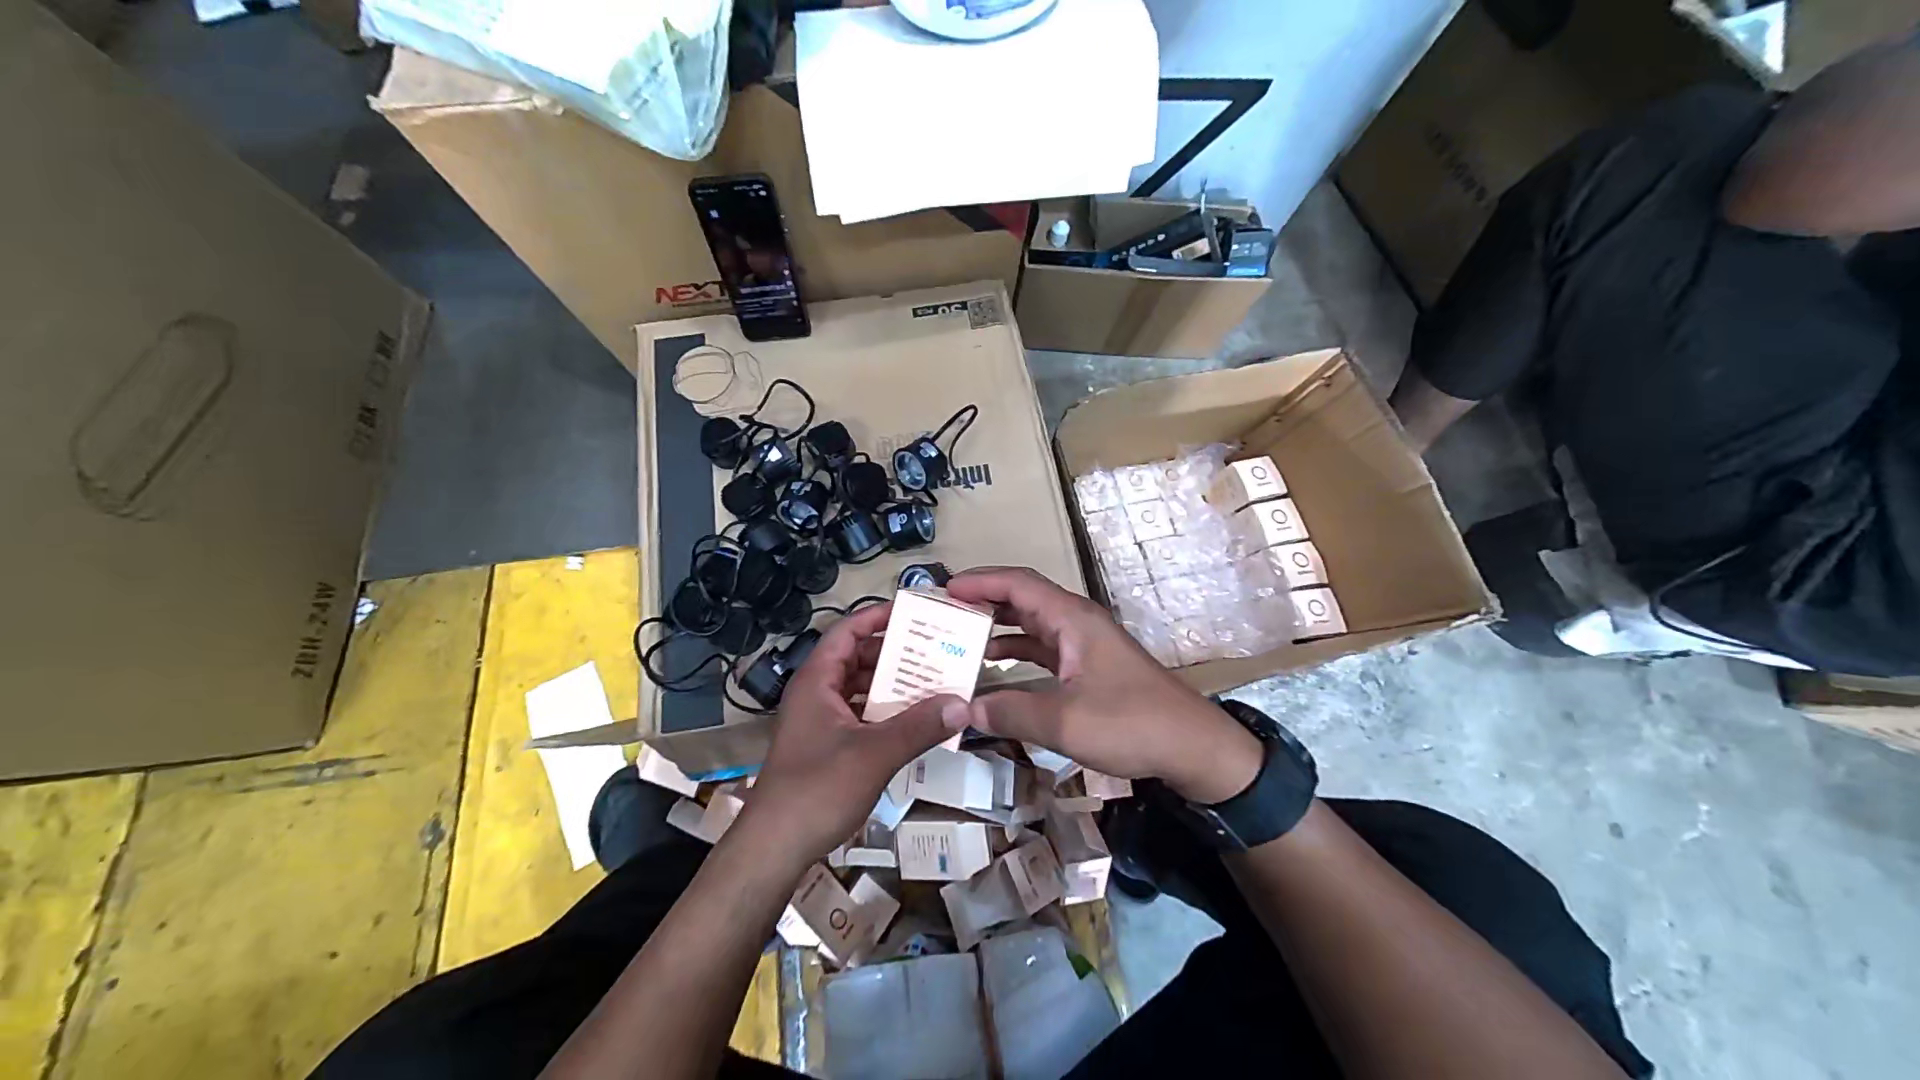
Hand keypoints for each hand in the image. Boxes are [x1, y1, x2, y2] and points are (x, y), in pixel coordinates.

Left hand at [735, 602, 968, 867]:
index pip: (847, 632)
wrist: (773, 848)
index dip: (878, 617)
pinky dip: (887, 713)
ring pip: (861, 690)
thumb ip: (919, 727)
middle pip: (858, 659)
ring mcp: (821, 722)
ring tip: (936, 680)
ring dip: (894, 685)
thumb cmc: (816, 790)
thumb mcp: (873, 754)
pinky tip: (917, 720)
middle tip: (938, 649)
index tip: (916, 613)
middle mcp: (816, 694)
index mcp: (816, 681)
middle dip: (896, 653)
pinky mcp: (828, 747)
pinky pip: (862, 716)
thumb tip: (963, 704)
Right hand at [947, 567, 1262, 804]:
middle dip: (982, 601)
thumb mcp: (1064, 721)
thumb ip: (1010, 712)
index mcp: (1072, 619)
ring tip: (957, 637)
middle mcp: (1076, 622)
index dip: (980, 581)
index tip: (943, 589)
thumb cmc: (1131, 723)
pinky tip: (993, 666)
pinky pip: (1042, 648)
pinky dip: (1015, 652)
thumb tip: (964, 710)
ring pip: (1031, 624)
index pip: (1018, 584)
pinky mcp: (1088, 666)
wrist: (1192, 745)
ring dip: (996, 627)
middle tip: (942, 612)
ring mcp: (1083, 644)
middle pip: (1022, 599)